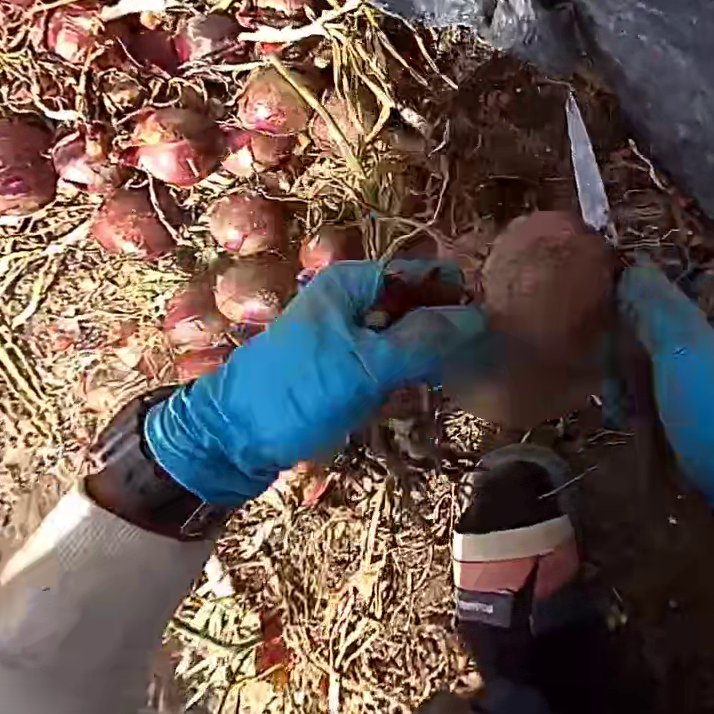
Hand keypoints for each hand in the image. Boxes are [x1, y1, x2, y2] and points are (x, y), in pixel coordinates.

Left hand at [144, 259, 486, 505]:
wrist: (233, 440)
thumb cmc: (299, 392)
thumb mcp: (367, 364)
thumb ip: (425, 338)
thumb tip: (478, 316)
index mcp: (353, 283)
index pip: (421, 274)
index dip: (452, 296)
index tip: (480, 328)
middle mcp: (351, 299)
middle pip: (415, 303)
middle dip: (439, 331)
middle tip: (456, 363)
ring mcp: (347, 332)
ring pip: (405, 334)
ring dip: (422, 358)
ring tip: (430, 383)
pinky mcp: (344, 362)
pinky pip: (388, 359)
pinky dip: (403, 375)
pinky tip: (405, 396)